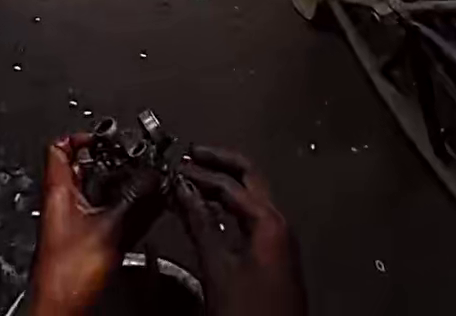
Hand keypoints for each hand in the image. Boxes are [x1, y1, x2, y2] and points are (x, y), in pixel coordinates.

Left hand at [27, 134, 161, 315]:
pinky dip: (118, 209)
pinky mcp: (82, 242)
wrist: (59, 312)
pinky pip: (102, 215)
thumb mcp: (107, 228)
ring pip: (94, 192)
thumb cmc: (68, 276)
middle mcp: (63, 203)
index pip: (60, 147)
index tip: (103, 138)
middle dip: (107, 162)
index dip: (81, 136)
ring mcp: (72, 223)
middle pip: (82, 168)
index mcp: (59, 191)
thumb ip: (131, 200)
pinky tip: (138, 213)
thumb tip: (150, 179)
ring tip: (139, 183)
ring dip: (115, 187)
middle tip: (128, 160)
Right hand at [174, 145, 306, 315]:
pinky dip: (229, 205)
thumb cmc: (249, 313)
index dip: (200, 173)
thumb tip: (183, 190)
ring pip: (250, 196)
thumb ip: (200, 224)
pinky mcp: (274, 257)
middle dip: (219, 162)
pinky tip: (210, 210)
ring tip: (195, 179)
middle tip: (191, 155)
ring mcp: (279, 240)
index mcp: (269, 221)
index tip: (176, 169)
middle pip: (249, 176)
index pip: (230, 184)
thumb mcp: (218, 268)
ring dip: (223, 183)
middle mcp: (278, 223)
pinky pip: (250, 216)